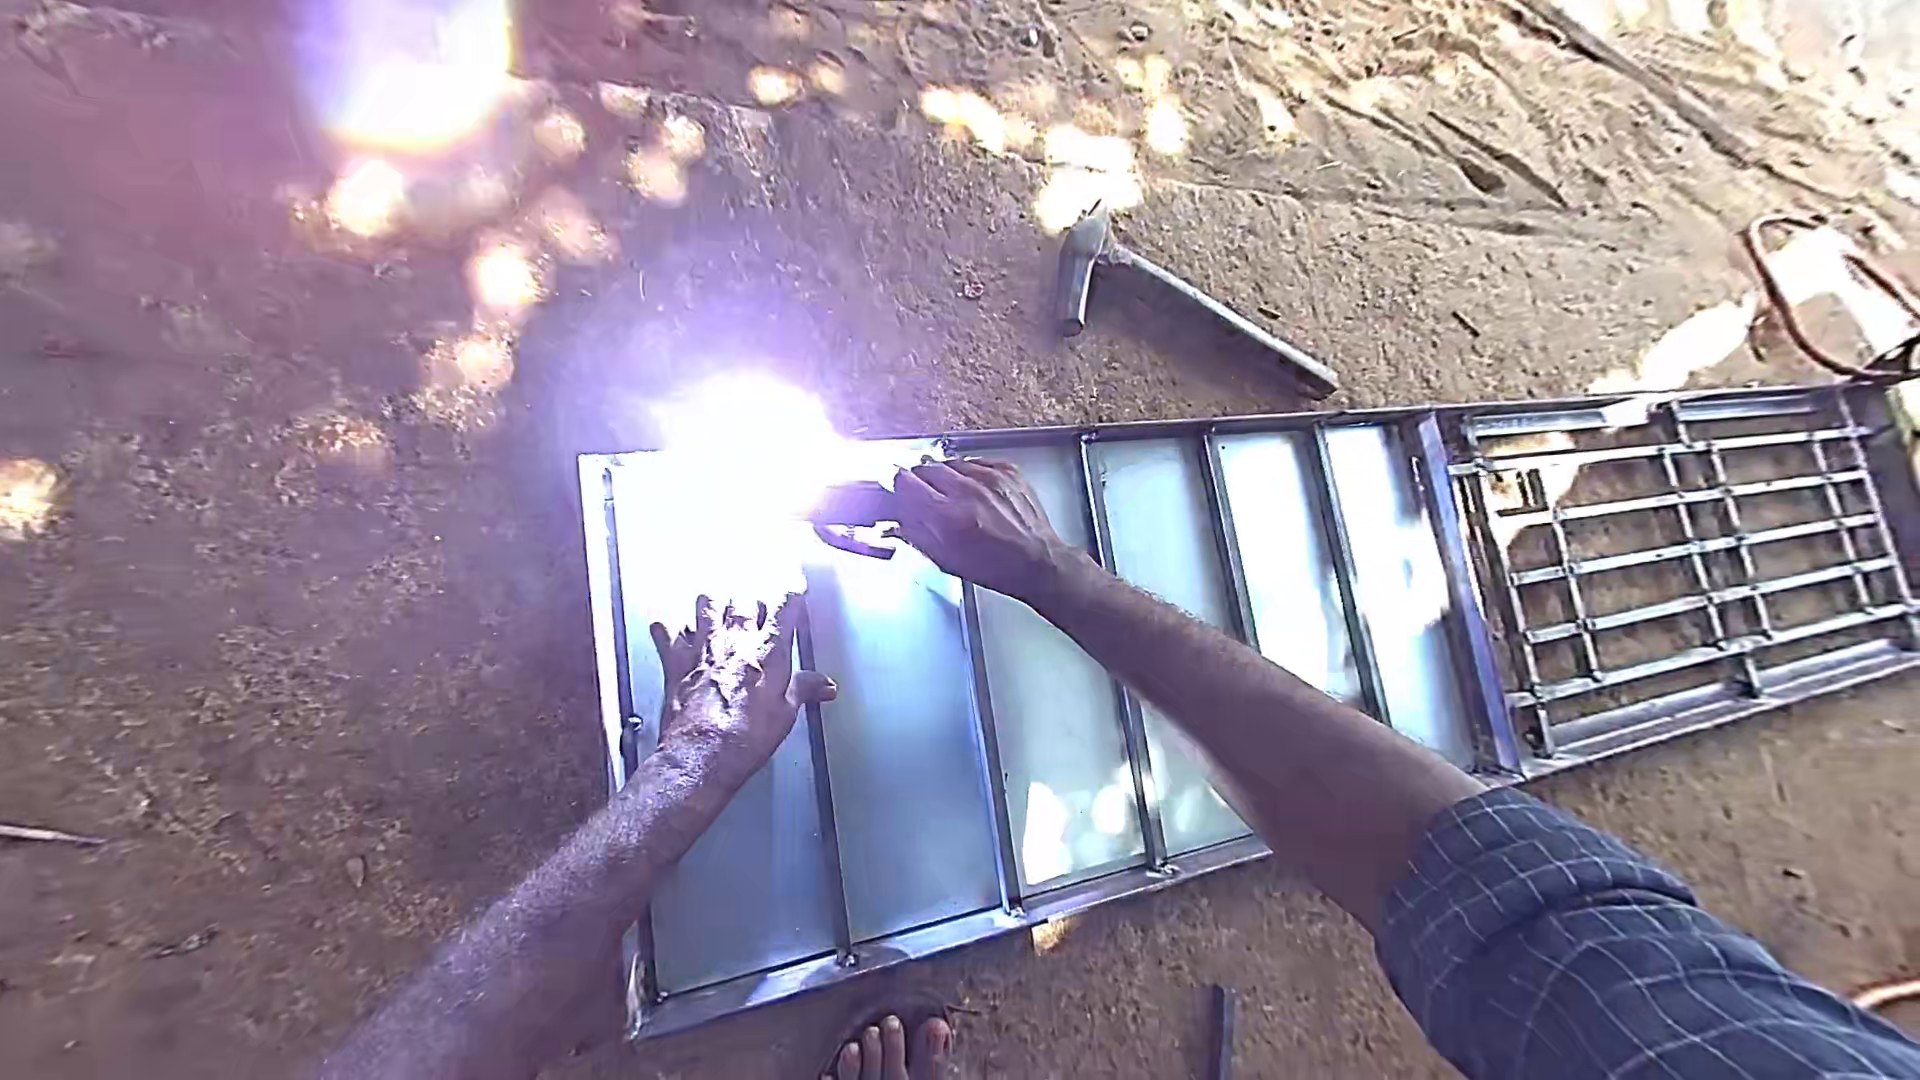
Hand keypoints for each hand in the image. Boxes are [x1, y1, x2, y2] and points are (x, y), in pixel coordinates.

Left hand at [649, 595, 836, 784]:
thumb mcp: (786, 713)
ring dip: (714, 602)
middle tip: (758, 599)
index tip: (796, 588)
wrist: (701, 757)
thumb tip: (826, 685)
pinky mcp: (677, 664)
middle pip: (745, 600)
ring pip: (706, 606)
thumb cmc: (746, 737)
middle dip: (754, 597)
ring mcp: (704, 650)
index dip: (792, 594)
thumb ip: (805, 689)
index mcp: (768, 651)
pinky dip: (668, 628)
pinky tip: (668, 625)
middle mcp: (736, 642)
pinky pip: (668, 634)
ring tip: (718, 600)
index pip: (785, 607)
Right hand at [889, 458, 1083, 601]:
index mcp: (948, 518)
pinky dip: (969, 473)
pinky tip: (974, 490)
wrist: (1039, 562)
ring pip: (950, 462)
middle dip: (920, 481)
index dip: (899, 486)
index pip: (906, 482)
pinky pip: (975, 461)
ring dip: (945, 476)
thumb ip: (917, 534)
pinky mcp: (1007, 471)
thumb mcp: (947, 560)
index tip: (900, 491)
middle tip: (926, 497)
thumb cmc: (997, 568)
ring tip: (954, 496)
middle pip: (925, 467)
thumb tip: (898, 517)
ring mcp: (990, 478)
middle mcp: (968, 493)